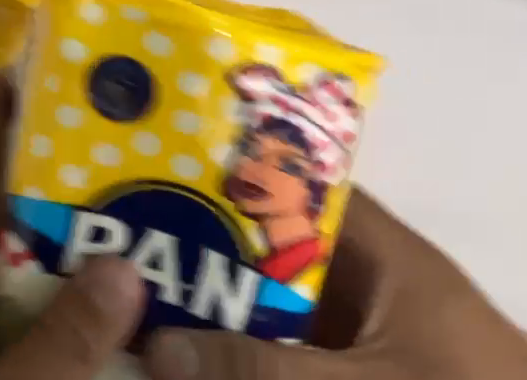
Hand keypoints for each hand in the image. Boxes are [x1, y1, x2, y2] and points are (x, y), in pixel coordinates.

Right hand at [144, 190, 526, 379]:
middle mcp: (378, 286)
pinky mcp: (372, 376)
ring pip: (282, 302)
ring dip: (227, 303)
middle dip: (211, 242)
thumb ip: (262, 369)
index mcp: (390, 257)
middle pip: (280, 244)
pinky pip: (295, 351)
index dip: (237, 168)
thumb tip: (154, 344)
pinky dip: (253, 351)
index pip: (304, 183)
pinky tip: (202, 354)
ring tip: (150, 291)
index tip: (165, 167)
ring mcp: (375, 339)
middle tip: (136, 232)